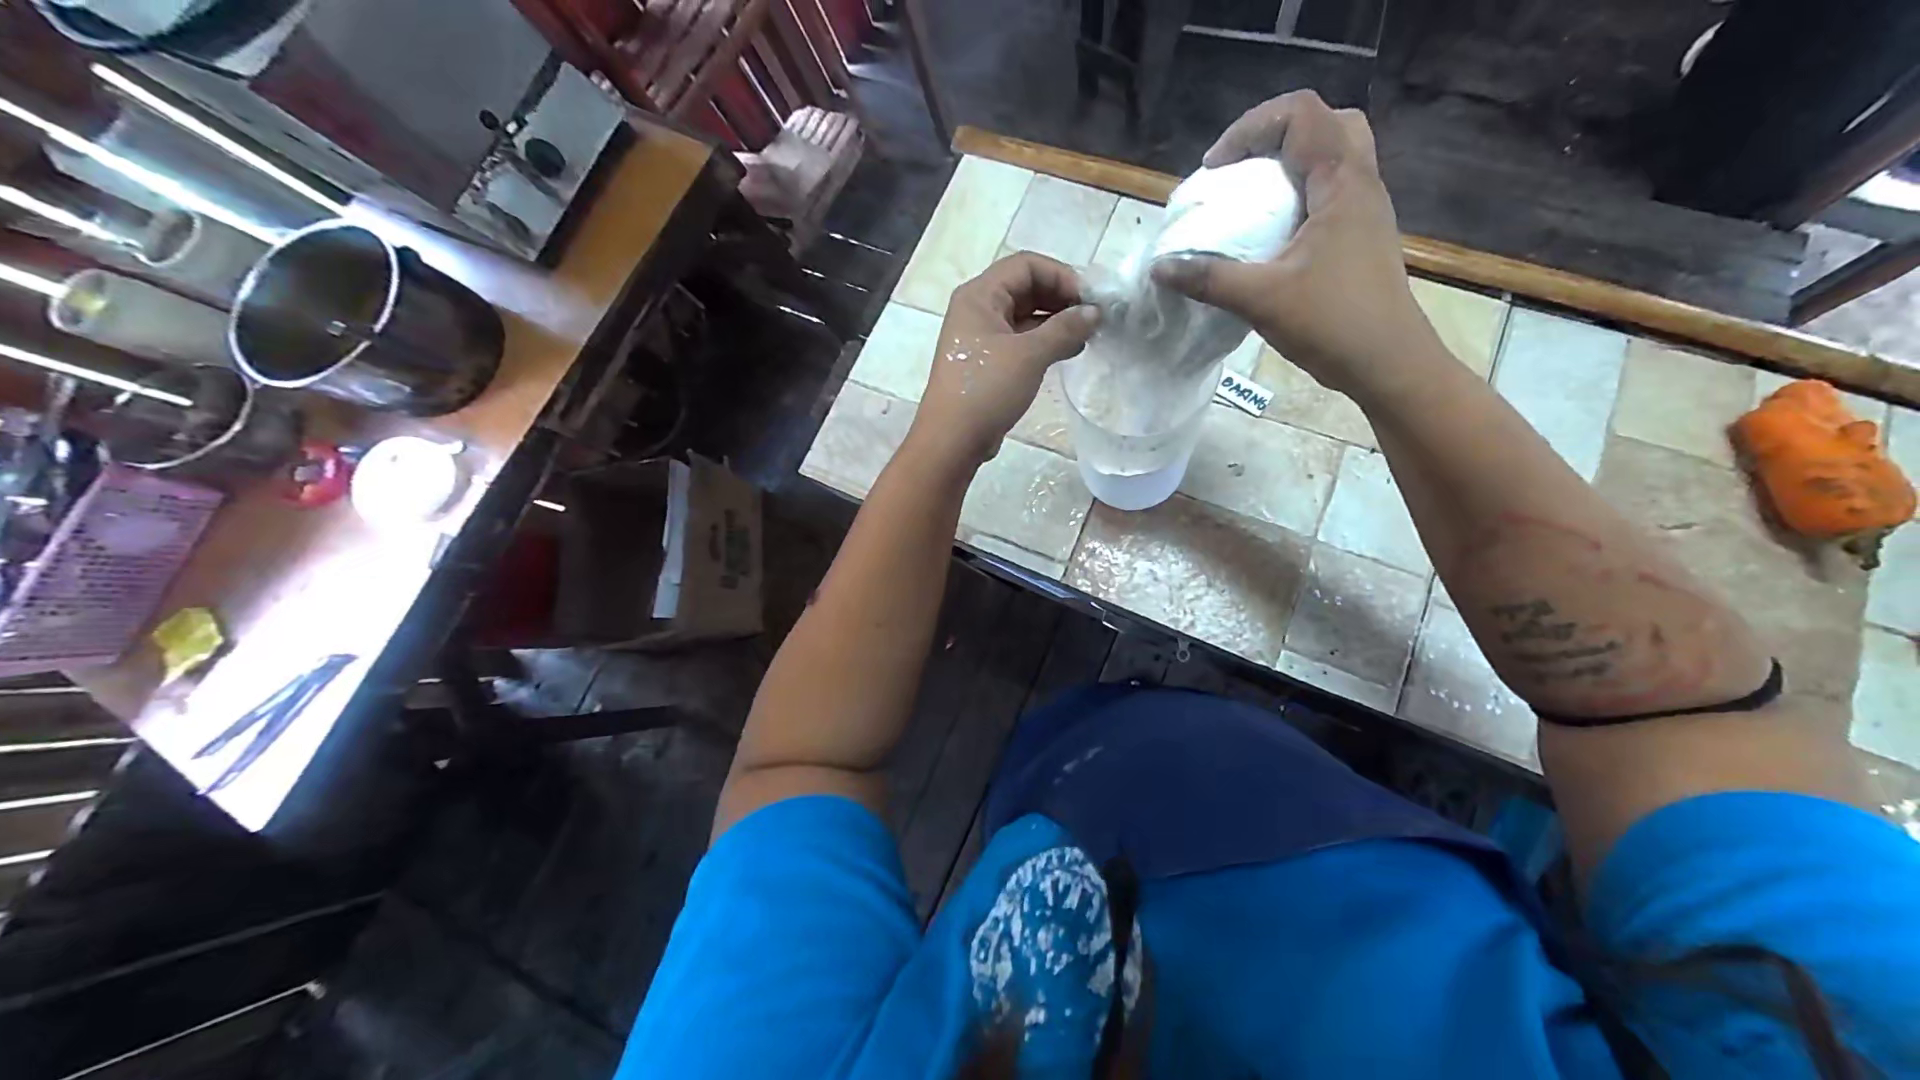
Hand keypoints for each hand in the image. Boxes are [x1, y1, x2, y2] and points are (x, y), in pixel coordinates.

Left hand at [907, 253, 1098, 467]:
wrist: (953, 440)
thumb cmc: (987, 389)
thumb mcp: (1029, 355)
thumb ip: (1065, 329)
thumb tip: (1094, 313)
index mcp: (979, 296)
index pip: (1026, 265)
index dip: (1061, 275)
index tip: (1090, 299)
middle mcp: (977, 309)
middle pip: (1026, 287)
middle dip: (1061, 297)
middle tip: (1093, 316)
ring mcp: (981, 336)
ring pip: (1025, 315)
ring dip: (1056, 321)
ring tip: (1087, 335)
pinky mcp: (988, 361)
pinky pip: (1021, 339)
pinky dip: (1045, 340)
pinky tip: (1069, 351)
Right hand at [1153, 91, 1439, 401]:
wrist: (1388, 363)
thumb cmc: (1333, 322)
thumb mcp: (1262, 299)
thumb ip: (1209, 279)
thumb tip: (1161, 267)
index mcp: (1342, 182)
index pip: (1301, 113)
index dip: (1251, 128)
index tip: (1216, 171)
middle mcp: (1360, 185)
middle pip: (1326, 125)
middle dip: (1275, 136)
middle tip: (1240, 172)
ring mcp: (1365, 212)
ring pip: (1333, 158)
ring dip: (1289, 167)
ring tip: (1251, 202)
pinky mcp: (1361, 238)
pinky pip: (1330, 194)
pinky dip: (1298, 197)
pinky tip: (1270, 236)